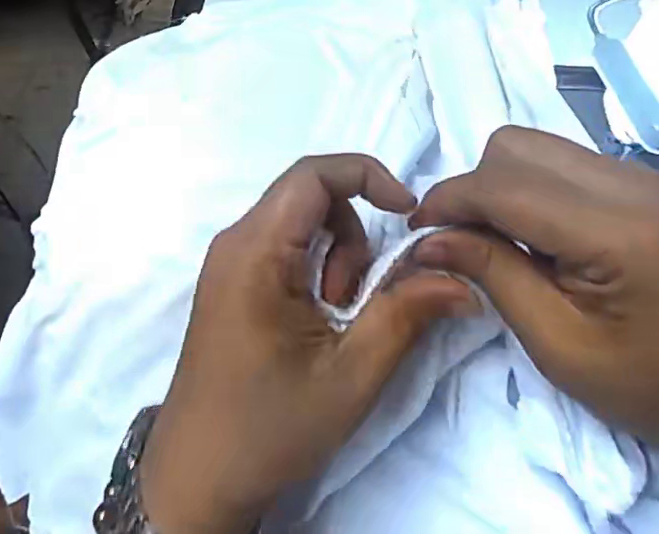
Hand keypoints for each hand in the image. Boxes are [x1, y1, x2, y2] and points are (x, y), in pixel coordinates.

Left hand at [140, 155, 477, 533]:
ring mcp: (231, 259)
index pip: (314, 174)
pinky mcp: (234, 278)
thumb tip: (463, 280)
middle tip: (360, 294)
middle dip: (354, 232)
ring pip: (304, 218)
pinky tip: (320, 317)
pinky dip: (320, 266)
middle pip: (312, 194)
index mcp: (256, 251)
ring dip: (339, 253)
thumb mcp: (351, 374)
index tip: (405, 212)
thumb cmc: (269, 427)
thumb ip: (408, 313)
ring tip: (337, 316)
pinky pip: (289, 242)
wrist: (194, 483)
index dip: (367, 176)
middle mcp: (237, 241)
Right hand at [410, 127, 658, 472]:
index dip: (449, 200)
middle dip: (476, 187)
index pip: (505, 184)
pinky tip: (542, 238)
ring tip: (501, 244)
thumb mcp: (563, 348)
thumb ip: (494, 276)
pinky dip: (535, 189)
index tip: (418, 233)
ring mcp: (640, 175)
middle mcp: (628, 181)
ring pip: (539, 146)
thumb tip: (430, 238)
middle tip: (464, 245)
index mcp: (616, 227)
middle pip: (516, 145)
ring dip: (504, 185)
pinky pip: (566, 163)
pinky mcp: (643, 183)